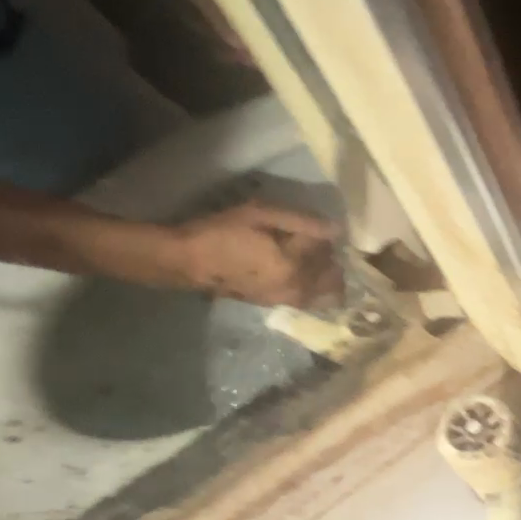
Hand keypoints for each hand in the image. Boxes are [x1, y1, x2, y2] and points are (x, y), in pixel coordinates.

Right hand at [173, 200, 341, 306]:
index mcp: (295, 265)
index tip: (311, 226)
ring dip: (328, 275)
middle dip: (330, 256)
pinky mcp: (277, 304)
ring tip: (311, 258)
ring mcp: (288, 300)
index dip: (322, 233)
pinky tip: (304, 273)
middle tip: (315, 242)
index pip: (327, 248)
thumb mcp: (259, 215)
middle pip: (333, 273)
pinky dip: (317, 288)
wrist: (183, 261)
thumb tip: (336, 229)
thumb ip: (301, 222)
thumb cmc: (220, 232)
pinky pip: (311, 299)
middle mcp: (297, 288)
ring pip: (327, 292)